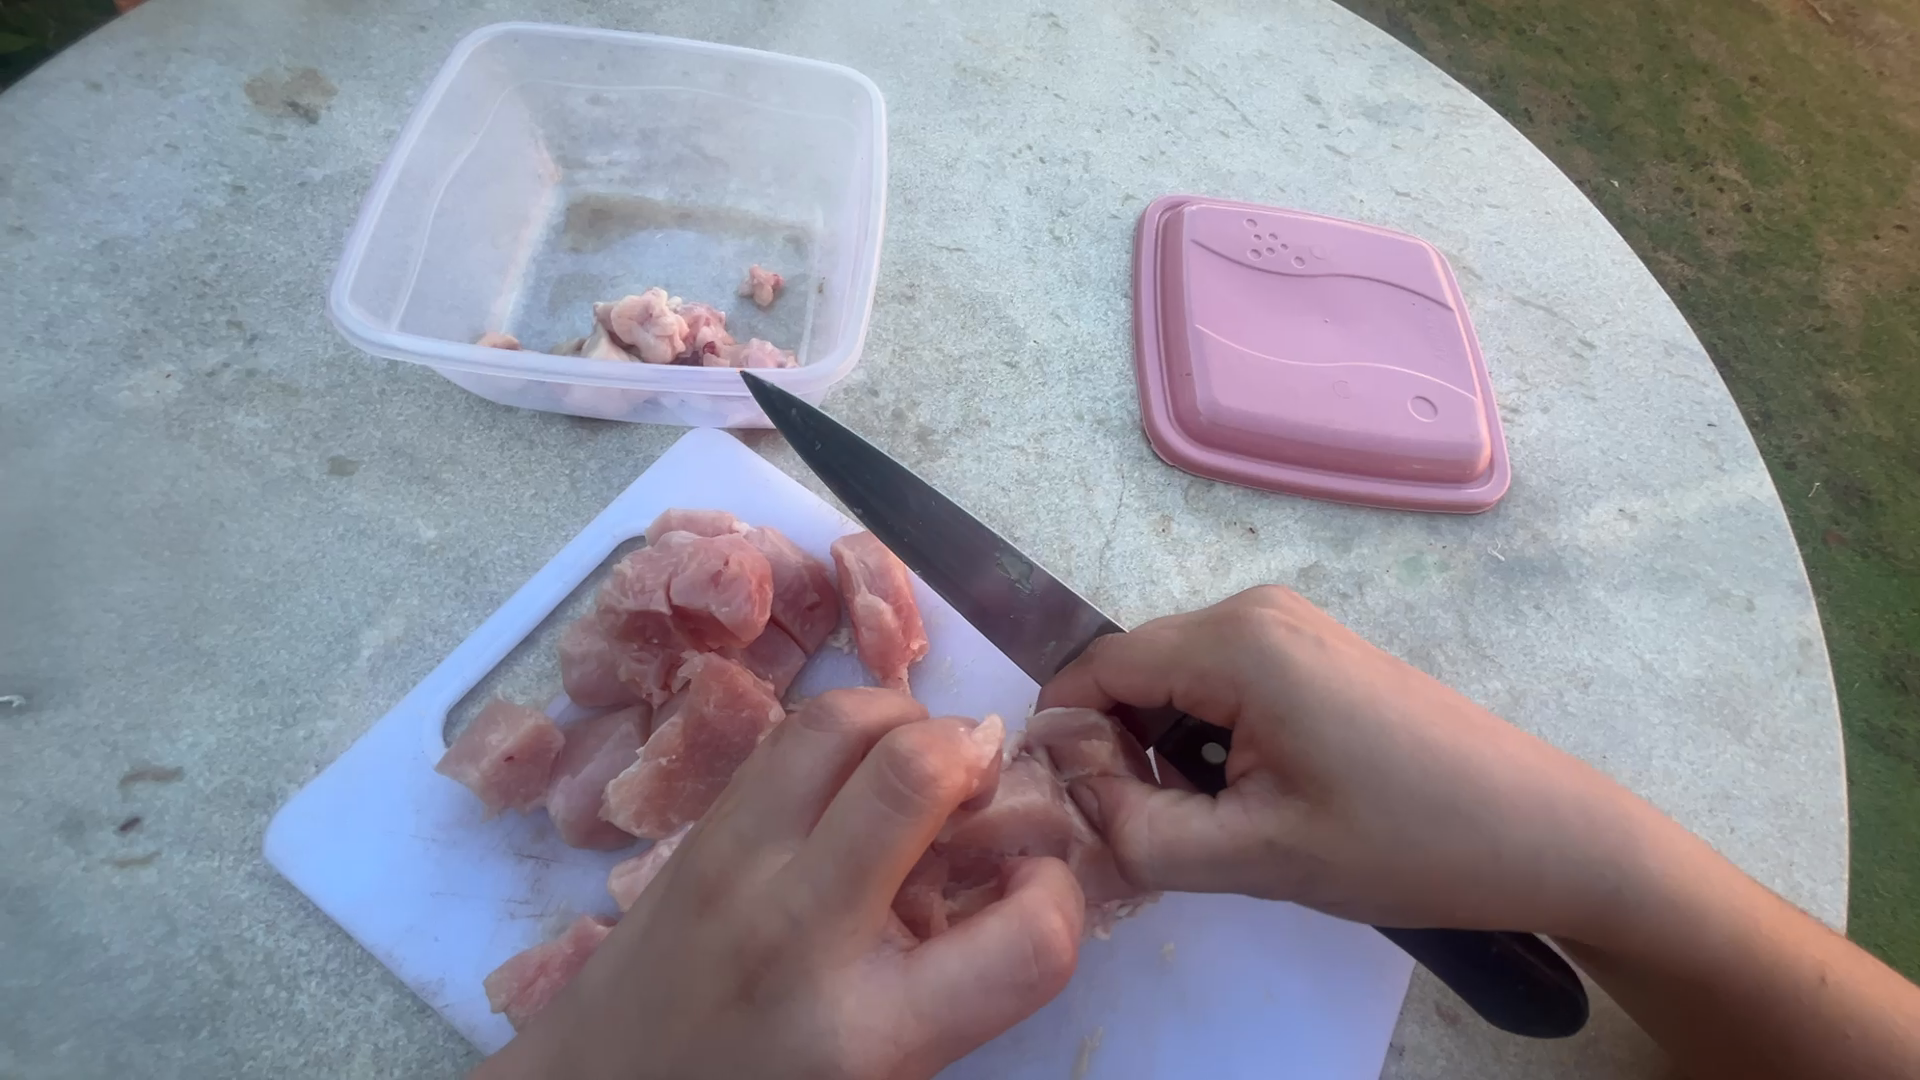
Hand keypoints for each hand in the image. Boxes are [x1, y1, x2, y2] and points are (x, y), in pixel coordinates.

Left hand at [476, 689, 1083, 1079]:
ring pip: (842, 719)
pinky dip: (848, 724)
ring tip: (914, 753)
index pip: (1031, 942)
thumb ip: (956, 970)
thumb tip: (998, 850)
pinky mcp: (698, 823)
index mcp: (869, 1034)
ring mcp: (735, 861)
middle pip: (916, 773)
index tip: (1030, 882)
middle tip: (975, 776)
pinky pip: (790, 730)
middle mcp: (799, 931)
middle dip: (973, 750)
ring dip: (905, 715)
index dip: (1060, 895)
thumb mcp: (884, 1066)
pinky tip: (853, 765)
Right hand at [1037, 586, 1641, 937]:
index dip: (1067, 729)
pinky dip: (1202, 726)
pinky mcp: (1303, 642)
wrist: (1550, 834)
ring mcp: (1282, 619)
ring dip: (1163, 738)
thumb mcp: (1260, 855)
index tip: (1065, 798)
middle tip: (1145, 819)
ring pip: (1172, 673)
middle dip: (1119, 740)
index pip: (1100, 666)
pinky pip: (1214, 673)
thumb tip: (1071, 796)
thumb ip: (1139, 832)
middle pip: (1135, 668)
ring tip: (1207, 809)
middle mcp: (1250, 609)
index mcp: (1235, 642)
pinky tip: (1245, 780)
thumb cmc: (1408, 843)